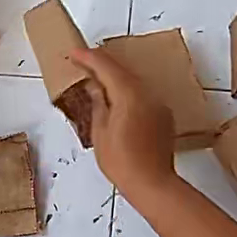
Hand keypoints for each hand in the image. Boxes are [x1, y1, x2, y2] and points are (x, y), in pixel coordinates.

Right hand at [67, 47, 175, 194]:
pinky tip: (115, 97)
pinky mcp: (162, 116)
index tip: (74, 53)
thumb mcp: (100, 132)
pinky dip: (126, 90)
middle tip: (82, 61)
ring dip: (114, 76)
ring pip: (134, 81)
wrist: (151, 183)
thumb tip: (95, 87)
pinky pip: (142, 94)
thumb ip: (98, 103)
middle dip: (102, 63)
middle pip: (123, 70)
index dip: (89, 58)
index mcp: (129, 96)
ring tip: (96, 77)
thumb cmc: (121, 162)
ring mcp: (158, 105)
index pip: (107, 68)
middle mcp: (148, 95)